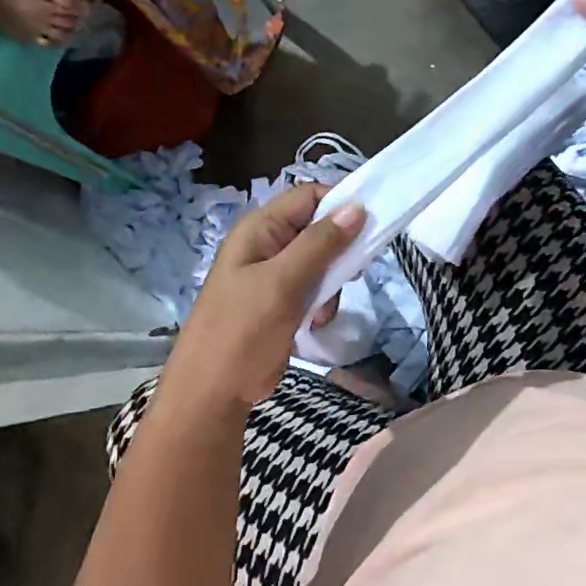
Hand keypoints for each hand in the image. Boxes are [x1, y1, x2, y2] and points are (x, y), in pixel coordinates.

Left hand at [161, 184, 365, 412]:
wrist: (215, 390)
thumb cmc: (243, 330)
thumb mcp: (284, 282)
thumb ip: (320, 243)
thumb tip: (357, 207)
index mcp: (259, 229)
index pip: (307, 196)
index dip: (339, 203)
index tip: (370, 225)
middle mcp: (266, 245)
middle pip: (317, 229)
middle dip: (338, 251)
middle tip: (350, 274)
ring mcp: (273, 276)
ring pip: (321, 263)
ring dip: (330, 284)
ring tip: (322, 309)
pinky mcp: (281, 303)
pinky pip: (313, 289)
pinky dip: (321, 303)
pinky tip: (314, 323)